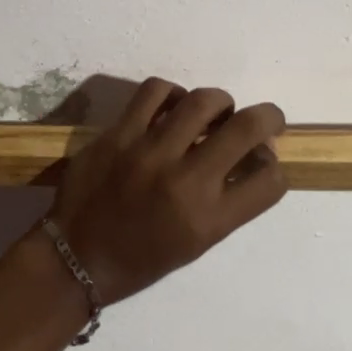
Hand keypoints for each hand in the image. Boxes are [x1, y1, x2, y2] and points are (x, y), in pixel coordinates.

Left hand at [46, 78, 287, 303]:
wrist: (76, 257)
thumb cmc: (142, 258)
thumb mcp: (197, 241)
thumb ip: (229, 200)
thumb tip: (254, 155)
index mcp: (208, 219)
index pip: (270, 179)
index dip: (276, 165)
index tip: (264, 160)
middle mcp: (184, 182)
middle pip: (248, 128)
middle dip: (269, 117)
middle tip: (265, 119)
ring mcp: (148, 153)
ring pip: (202, 100)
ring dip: (220, 102)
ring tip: (215, 111)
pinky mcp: (117, 135)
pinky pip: (155, 92)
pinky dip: (173, 94)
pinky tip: (172, 106)